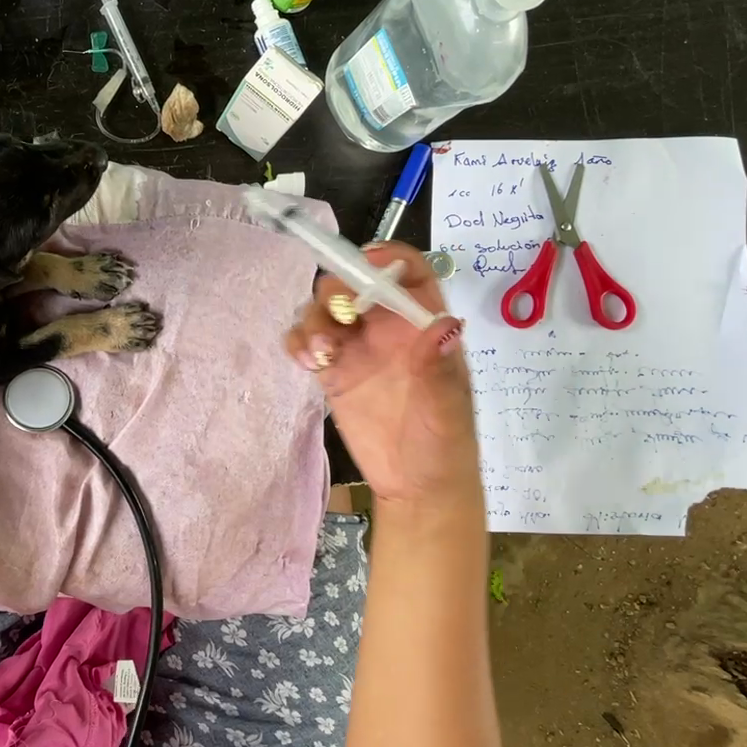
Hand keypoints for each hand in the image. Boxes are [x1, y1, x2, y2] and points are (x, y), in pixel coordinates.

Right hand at [284, 244, 480, 515]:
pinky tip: (305, 362)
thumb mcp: (448, 410)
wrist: (416, 488)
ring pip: (324, 310)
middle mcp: (386, 328)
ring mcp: (355, 348)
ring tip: (316, 354)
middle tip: (333, 317)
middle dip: (336, 290)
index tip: (363, 263)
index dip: (387, 258)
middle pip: (354, 284)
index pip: (408, 273)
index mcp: (422, 325)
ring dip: (312, 320)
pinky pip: (305, 341)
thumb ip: (439, 369)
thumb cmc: (444, 445)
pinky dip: (298, 342)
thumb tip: (441, 324)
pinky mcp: (331, 371)